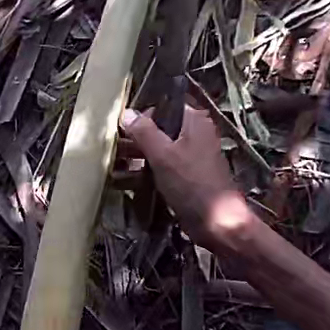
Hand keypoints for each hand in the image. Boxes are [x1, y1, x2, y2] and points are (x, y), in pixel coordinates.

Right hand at [120, 106, 257, 249]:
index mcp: (194, 121)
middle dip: (136, 136)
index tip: (120, 124)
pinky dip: (146, 170)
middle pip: (160, 128)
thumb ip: (144, 131)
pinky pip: (163, 166)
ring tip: (112, 162)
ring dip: (137, 155)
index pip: (164, 105)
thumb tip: (127, 111)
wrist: (218, 223)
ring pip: (159, 148)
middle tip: (112, 145)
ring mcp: (192, 156)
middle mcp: (195, 134)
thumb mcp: (162, 155)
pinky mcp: (187, 175)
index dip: (142, 113)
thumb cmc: (191, 183)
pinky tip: (124, 179)